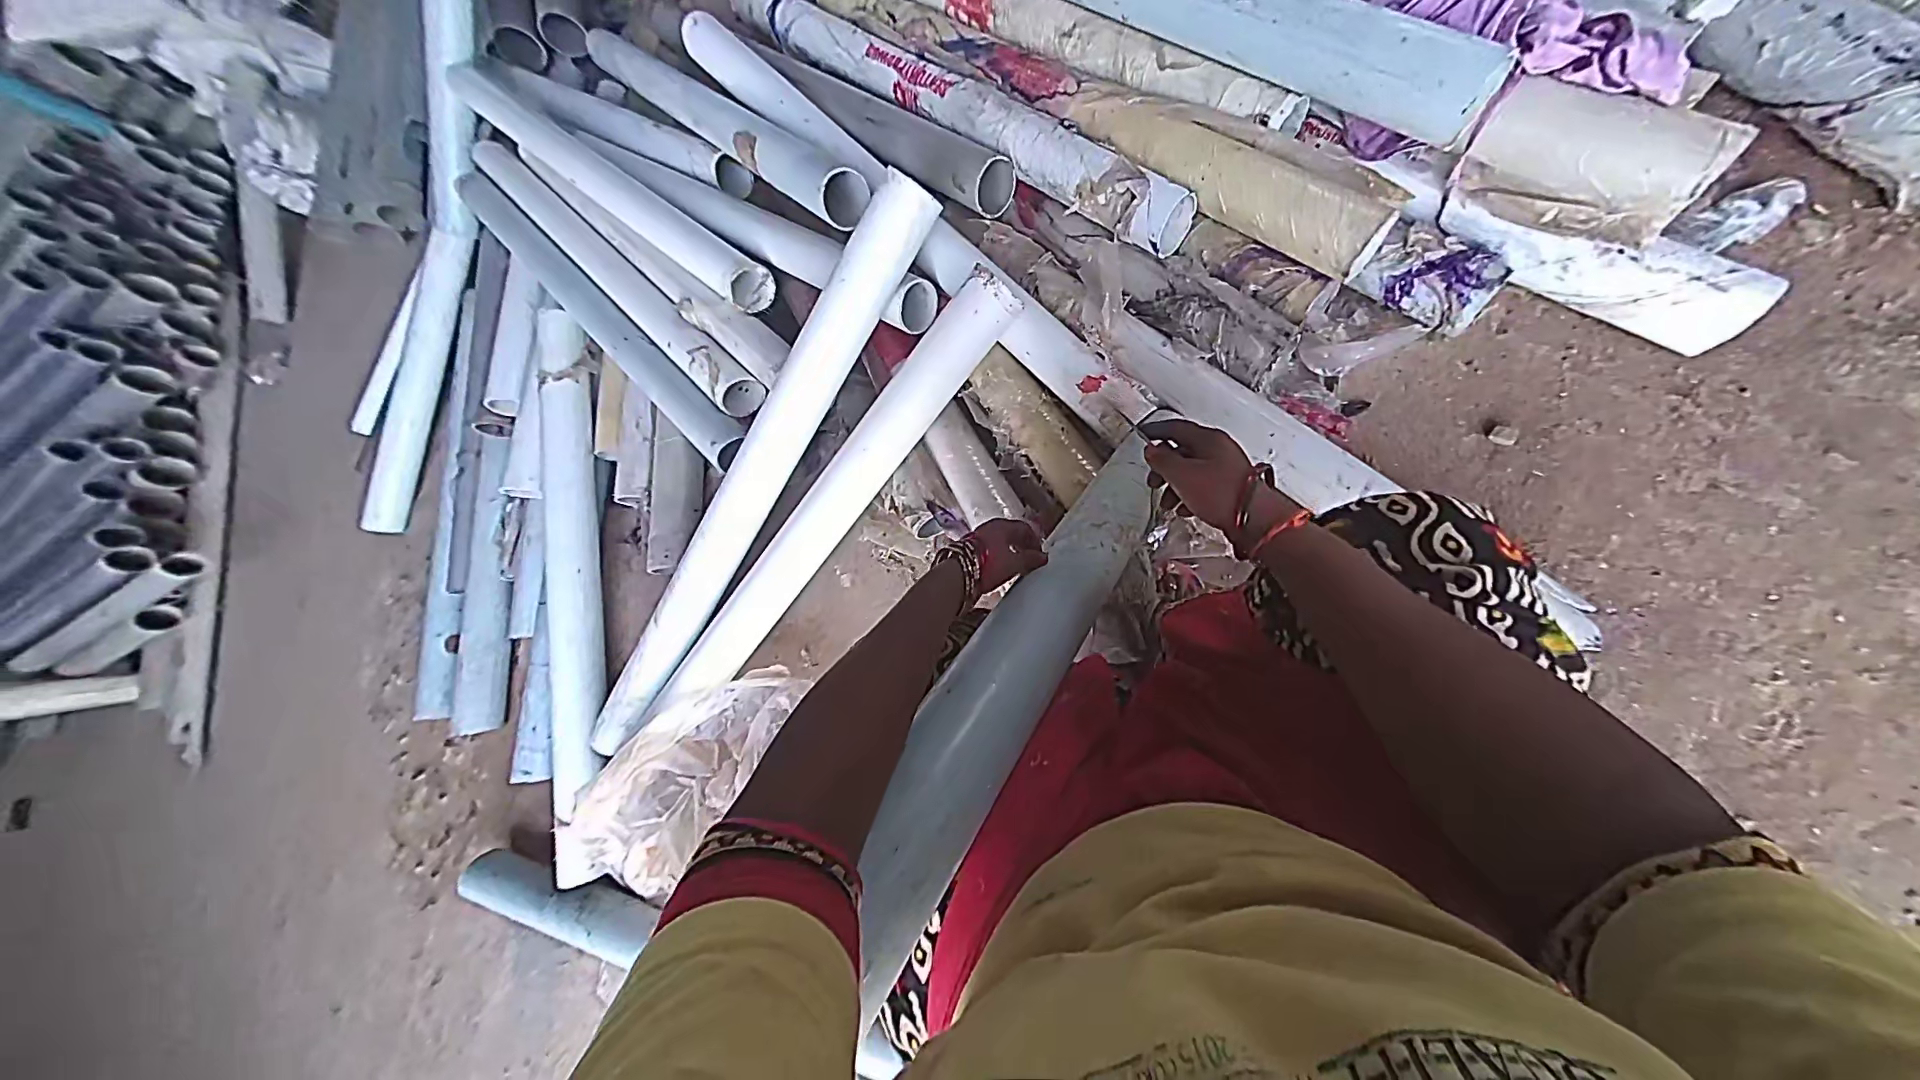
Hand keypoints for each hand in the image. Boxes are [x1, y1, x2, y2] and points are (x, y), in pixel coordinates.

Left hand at [969, 518, 1047, 593]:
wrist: (958, 574)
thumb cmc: (986, 564)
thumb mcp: (1014, 564)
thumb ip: (1030, 559)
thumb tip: (1042, 557)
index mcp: (1003, 526)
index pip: (1024, 528)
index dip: (1034, 540)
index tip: (1039, 552)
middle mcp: (989, 528)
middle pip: (1011, 533)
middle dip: (1022, 544)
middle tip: (1029, 556)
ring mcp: (977, 537)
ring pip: (999, 540)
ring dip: (1009, 549)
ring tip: (1015, 563)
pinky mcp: (968, 548)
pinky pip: (988, 548)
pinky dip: (997, 555)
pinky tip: (998, 566)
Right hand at [1142, 418, 1302, 549]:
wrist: (1253, 519)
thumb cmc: (1221, 493)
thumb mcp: (1182, 474)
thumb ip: (1163, 460)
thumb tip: (1152, 450)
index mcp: (1208, 439)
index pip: (1176, 427)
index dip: (1156, 431)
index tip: (1144, 434)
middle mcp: (1219, 449)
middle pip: (1183, 451)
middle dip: (1164, 466)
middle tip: (1153, 478)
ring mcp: (1226, 467)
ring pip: (1192, 470)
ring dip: (1174, 485)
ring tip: (1167, 502)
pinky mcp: (1230, 486)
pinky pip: (1203, 485)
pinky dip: (1189, 494)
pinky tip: (1185, 508)